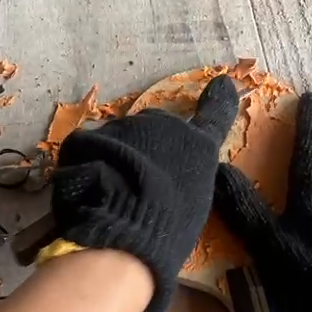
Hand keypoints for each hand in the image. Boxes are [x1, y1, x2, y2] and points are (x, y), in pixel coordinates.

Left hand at [49, 75, 238, 311]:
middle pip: (156, 130)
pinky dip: (90, 161)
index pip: (213, 118)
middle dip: (147, 147)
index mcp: (198, 147)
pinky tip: (88, 188)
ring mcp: (128, 126)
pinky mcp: (93, 134)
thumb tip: (168, 177)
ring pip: (121, 138)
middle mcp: (166, 125)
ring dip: (117, 157)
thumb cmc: (167, 228)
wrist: (123, 228)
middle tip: (138, 183)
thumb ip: (184, 178)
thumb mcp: (190, 205)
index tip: (223, 82)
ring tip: (110, 192)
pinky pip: (92, 146)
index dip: (219, 100)